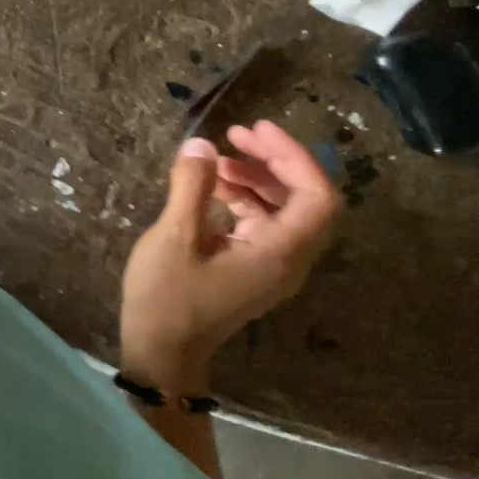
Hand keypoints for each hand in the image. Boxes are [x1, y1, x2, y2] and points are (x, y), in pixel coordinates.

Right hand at [119, 121, 339, 390]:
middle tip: (234, 135)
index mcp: (279, 252)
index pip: (316, 197)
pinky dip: (243, 198)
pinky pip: (262, 224)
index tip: (255, 129)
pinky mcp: (251, 268)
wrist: (162, 349)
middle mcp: (287, 259)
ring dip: (256, 178)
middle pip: (306, 200)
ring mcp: (271, 266)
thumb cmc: (169, 295)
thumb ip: (192, 188)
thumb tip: (202, 145)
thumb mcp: (174, 236)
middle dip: (274, 162)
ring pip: (283, 211)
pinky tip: (209, 187)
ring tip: (214, 159)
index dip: (293, 157)